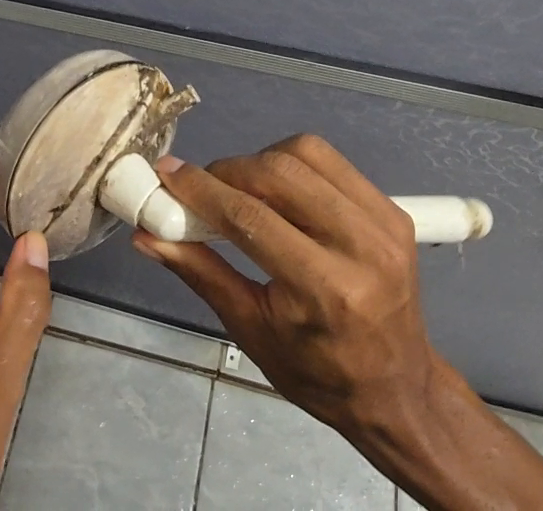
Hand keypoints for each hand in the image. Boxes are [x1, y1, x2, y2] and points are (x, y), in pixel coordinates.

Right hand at [132, 134, 433, 436]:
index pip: (251, 216)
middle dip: (228, 171)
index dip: (202, 189)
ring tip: (239, 188)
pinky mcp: (394, 211)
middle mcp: (362, 246)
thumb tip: (146, 235)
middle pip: (280, 172)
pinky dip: (294, 164)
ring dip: (260, 160)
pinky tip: (277, 189)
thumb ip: (199, 272)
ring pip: (307, 154)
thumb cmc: (316, 372)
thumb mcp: (249, 330)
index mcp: (325, 289)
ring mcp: (385, 224)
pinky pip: (332, 163)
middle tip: (201, 188)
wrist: (396, 388)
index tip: (167, 173)